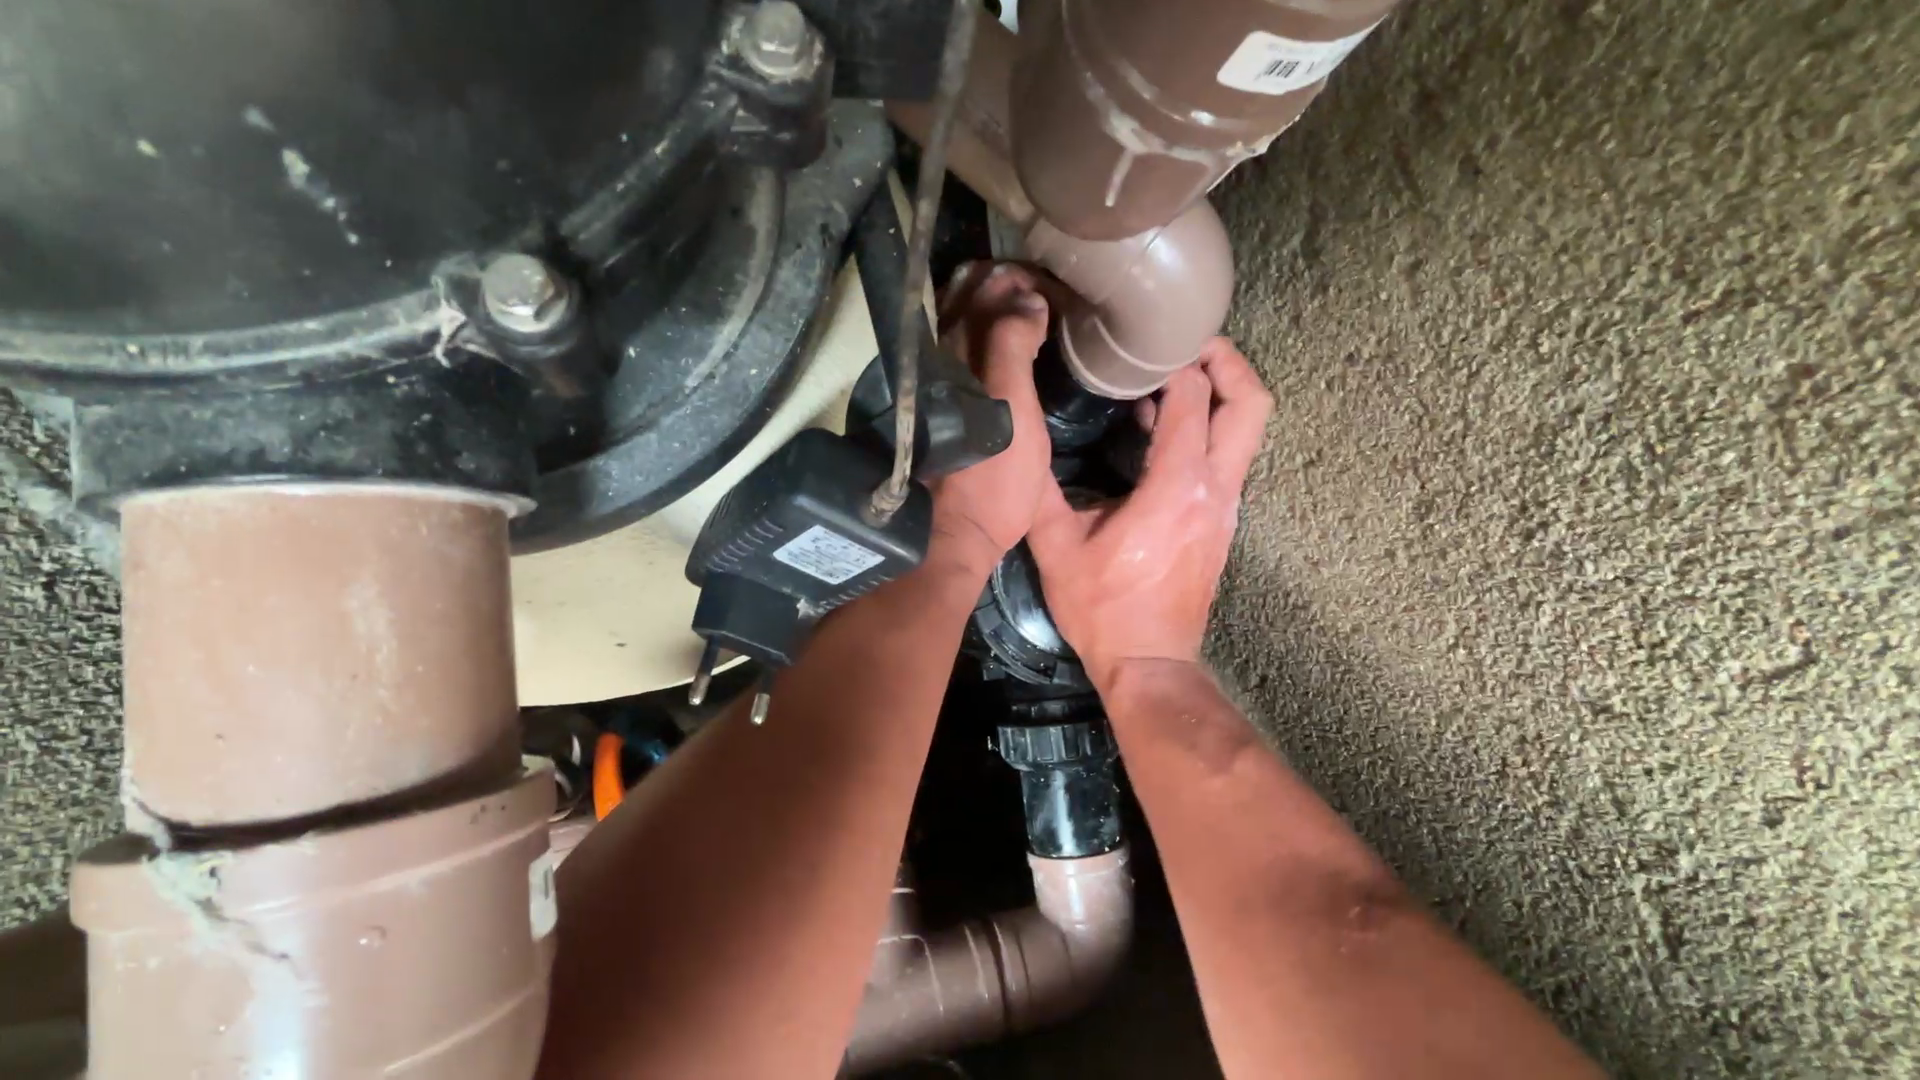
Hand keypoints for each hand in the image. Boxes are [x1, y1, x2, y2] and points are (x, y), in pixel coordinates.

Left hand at [924, 263, 1054, 571]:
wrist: (949, 536)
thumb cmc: (992, 485)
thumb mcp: (1018, 419)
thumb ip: (1014, 352)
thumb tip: (1026, 299)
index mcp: (963, 360)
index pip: (989, 297)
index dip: (1020, 283)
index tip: (1046, 283)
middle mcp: (938, 363)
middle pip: (964, 303)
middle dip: (998, 285)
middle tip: (1029, 281)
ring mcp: (929, 384)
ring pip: (951, 324)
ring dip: (980, 303)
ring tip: (1008, 294)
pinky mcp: (925, 405)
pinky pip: (947, 350)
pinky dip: (968, 330)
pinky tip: (985, 334)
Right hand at [1027, 338, 1272, 687]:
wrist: (1149, 663)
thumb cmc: (1103, 608)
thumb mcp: (1057, 545)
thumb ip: (1042, 488)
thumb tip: (1024, 442)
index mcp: (1176, 487)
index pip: (1193, 398)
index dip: (1173, 361)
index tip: (1142, 346)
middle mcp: (1215, 488)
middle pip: (1251, 401)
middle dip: (1225, 360)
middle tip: (1181, 343)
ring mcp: (1226, 505)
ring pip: (1249, 427)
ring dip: (1219, 392)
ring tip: (1165, 379)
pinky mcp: (1222, 520)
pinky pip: (1229, 454)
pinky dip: (1207, 426)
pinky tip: (1159, 430)